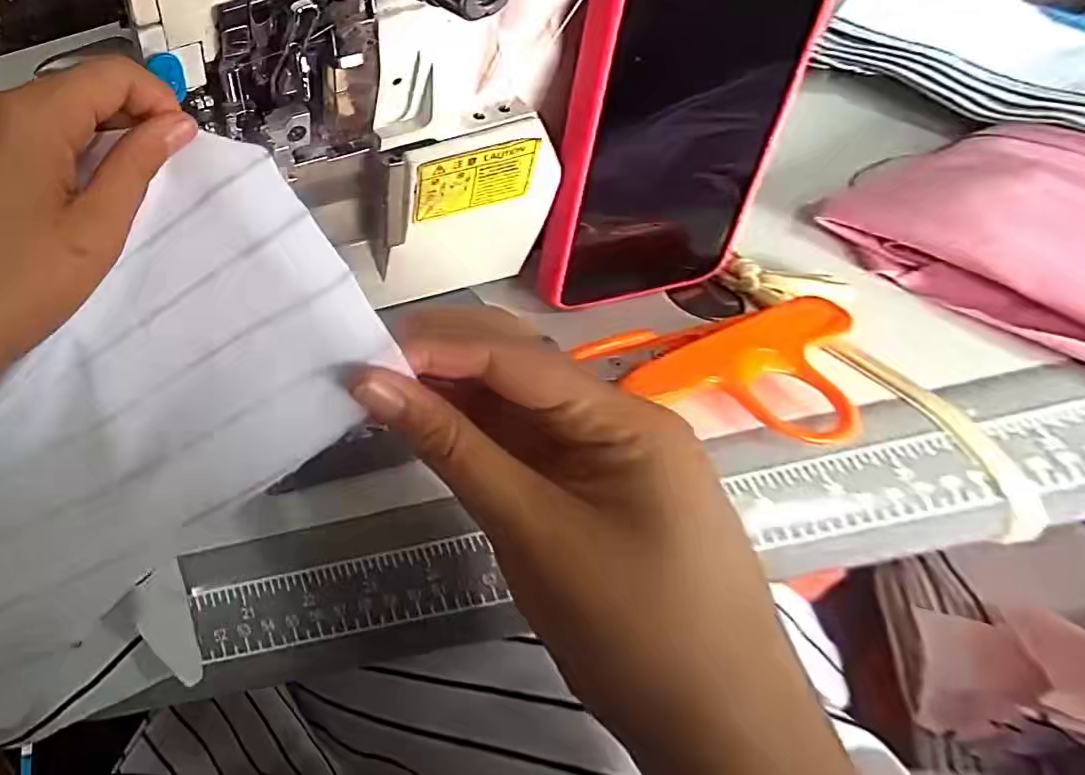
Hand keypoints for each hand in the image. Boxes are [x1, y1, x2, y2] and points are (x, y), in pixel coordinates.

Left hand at [0, 58, 196, 468]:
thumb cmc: (15, 288)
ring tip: (110, 190)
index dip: (156, 98)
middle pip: (78, 87)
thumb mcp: (94, 230)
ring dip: (91, 136)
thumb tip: (175, 123)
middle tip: (152, 170)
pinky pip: (19, 134)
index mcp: (31, 113)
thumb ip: (138, 165)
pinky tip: (63, 196)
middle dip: (126, 117)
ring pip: (49, 110)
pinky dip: (55, 150)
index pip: (112, 73)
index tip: (178, 143)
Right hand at [351, 308, 852, 774]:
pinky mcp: (573, 476)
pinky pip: (508, 431)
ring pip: (504, 392)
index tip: (363, 357)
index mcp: (622, 417)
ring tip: (378, 387)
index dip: (435, 347)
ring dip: (442, 385)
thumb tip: (370, 384)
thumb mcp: (530, 530)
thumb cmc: (635, 631)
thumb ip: (449, 447)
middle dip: (437, 353)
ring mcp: (591, 446)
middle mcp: (608, 415)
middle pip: (512, 358)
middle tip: (364, 366)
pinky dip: (459, 422)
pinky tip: (418, 419)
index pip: (514, 355)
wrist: (721, 740)